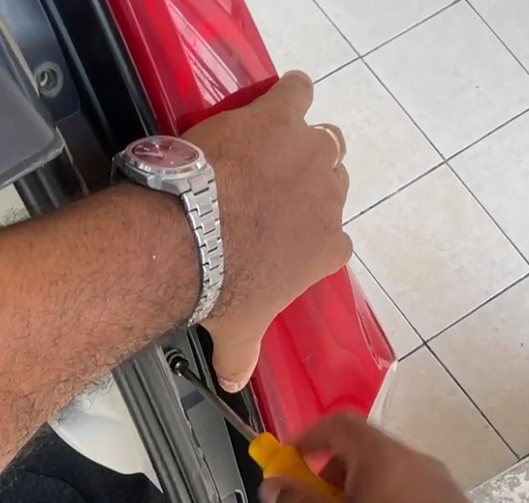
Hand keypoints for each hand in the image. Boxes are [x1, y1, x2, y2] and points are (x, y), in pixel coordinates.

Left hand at [182, 72, 351, 390]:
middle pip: (332, 184)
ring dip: (300, 146)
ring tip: (266, 156)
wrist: (192, 238)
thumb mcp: (237, 332)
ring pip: (323, 139)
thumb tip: (235, 385)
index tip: (284, 240)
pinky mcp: (282, 114)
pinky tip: (264, 111)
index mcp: (327, 249)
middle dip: (306, 190)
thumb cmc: (221, 288)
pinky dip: (285, 97)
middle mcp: (330, 198)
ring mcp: (310, 152)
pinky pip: (298, 91)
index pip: (336, 242)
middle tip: (266, 196)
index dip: (312, 238)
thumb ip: (240, 358)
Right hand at [259, 412, 522, 502]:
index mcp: (382, 458)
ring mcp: (442, 487)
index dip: (306, 439)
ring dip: (356, 499)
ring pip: (386, 479)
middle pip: (363, 452)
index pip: (338, 424)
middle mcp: (416, 462)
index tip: (287, 467)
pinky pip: (408, 500)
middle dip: (329, 477)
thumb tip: (273, 483)